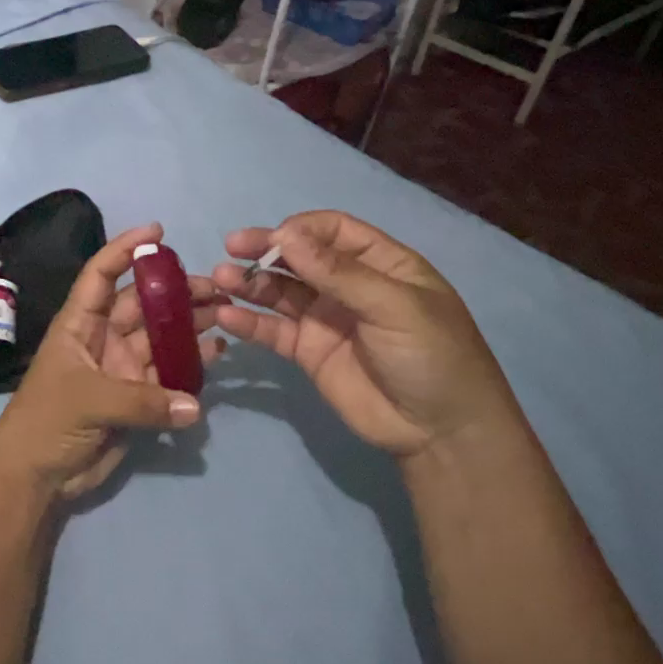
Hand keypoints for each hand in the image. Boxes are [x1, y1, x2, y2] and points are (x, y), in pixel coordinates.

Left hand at [0, 223, 223, 499]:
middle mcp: (103, 338)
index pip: (101, 275)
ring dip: (190, 323)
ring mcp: (122, 367)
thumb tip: (195, 405)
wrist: (38, 474)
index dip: (124, 250)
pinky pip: (170, 372)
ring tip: (227, 312)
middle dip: (176, 291)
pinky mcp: (137, 396)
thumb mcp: (88, 400)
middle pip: (143, 304)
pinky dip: (193, 361)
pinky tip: (219, 351)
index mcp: (79, 324)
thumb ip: (142, 401)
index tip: (158, 232)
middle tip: (218, 286)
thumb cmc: (48, 421)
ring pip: (161, 336)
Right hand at [211, 211, 515, 457]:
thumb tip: (285, 235)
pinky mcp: (307, 351)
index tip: (274, 239)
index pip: (332, 231)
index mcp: (380, 264)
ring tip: (220, 279)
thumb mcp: (394, 307)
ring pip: (279, 290)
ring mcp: (325, 318)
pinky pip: (272, 329)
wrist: (442, 433)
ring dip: (250, 282)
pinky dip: (249, 321)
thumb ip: (338, 273)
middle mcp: (348, 285)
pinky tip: (227, 316)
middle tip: (232, 248)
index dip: (300, 230)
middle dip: (265, 250)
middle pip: (298, 256)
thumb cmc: (433, 357)